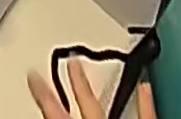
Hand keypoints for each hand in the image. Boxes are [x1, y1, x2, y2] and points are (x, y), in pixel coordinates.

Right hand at [27, 59, 157, 118]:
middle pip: (84, 110)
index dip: (45, 99)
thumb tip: (49, 118)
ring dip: (94, 91)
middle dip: (69, 88)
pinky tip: (145, 88)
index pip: (59, 118)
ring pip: (107, 112)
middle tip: (60, 66)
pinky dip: (147, 105)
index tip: (34, 77)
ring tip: (82, 69)